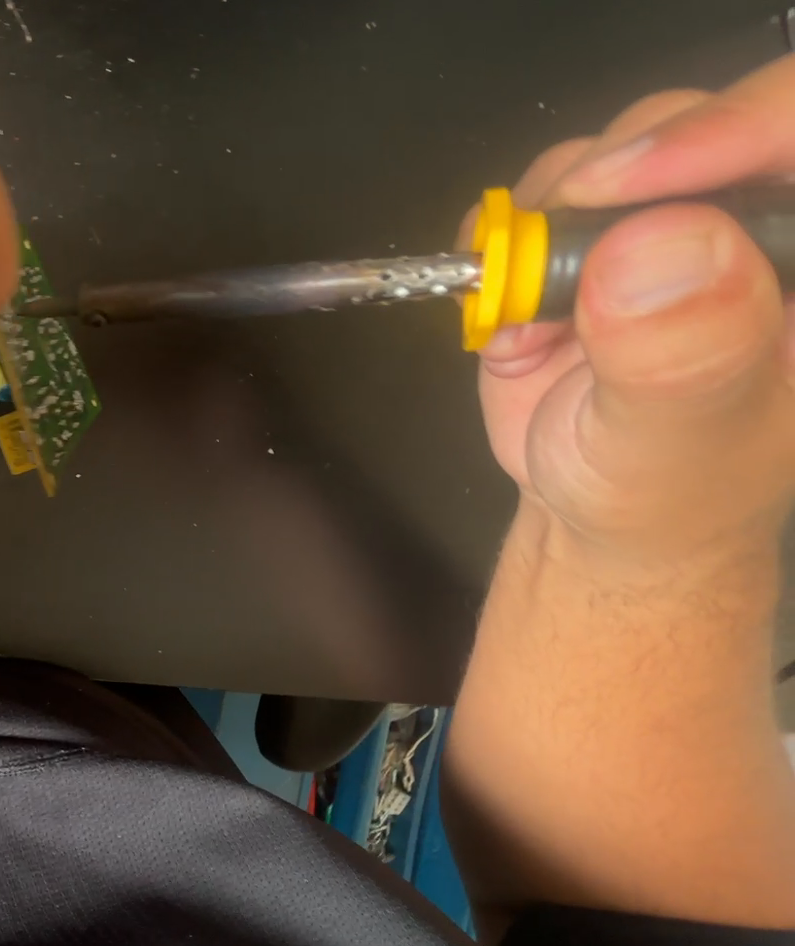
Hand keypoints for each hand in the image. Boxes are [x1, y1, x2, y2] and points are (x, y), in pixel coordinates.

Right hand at [473, 60, 794, 568]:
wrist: (595, 504)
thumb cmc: (661, 485)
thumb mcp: (676, 439)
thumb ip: (681, 353)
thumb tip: (653, 245)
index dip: (738, 124)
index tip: (623, 182)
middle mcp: (766, 222)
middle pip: (707, 121)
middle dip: (618, 171)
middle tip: (553, 246)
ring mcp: (676, 228)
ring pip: (621, 147)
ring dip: (548, 212)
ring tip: (522, 294)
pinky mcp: (593, 246)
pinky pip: (548, 196)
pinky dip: (502, 238)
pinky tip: (500, 296)